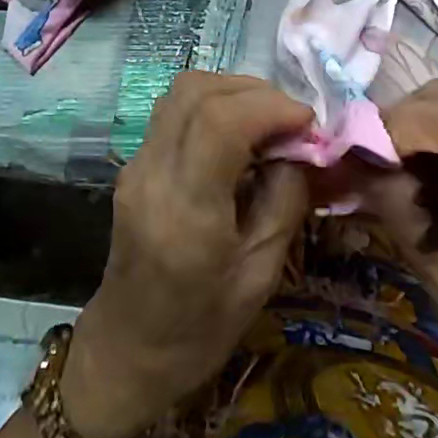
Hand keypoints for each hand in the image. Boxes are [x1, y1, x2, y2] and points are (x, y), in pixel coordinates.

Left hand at [63, 72, 313, 437]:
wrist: (129, 346)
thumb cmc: (202, 326)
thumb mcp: (261, 272)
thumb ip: (285, 199)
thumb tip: (303, 147)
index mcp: (186, 209)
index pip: (219, 120)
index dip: (270, 107)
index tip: (308, 125)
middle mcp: (152, 174)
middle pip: (194, 91)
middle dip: (253, 91)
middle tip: (293, 121)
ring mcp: (135, 166)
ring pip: (179, 94)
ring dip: (231, 93)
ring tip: (270, 126)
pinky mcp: (133, 167)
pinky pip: (172, 116)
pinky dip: (212, 109)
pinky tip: (239, 140)